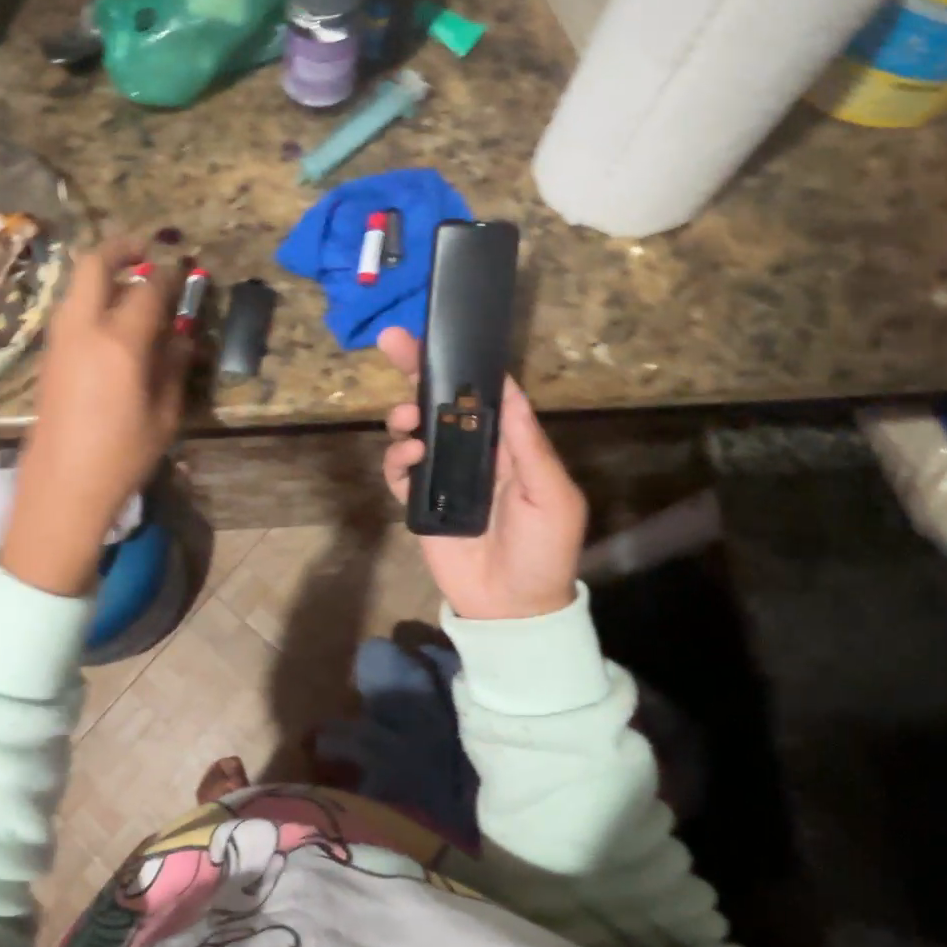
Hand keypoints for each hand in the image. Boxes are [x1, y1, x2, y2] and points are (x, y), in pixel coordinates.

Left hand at [0, 239, 191, 594]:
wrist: (62, 488)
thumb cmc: (121, 457)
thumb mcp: (163, 415)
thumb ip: (174, 368)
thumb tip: (181, 339)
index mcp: (119, 342)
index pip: (148, 288)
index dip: (170, 275)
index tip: (185, 271)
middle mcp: (83, 329)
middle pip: (95, 265)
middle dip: (122, 249)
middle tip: (146, 250)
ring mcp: (59, 342)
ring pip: (77, 286)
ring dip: (103, 276)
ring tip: (132, 288)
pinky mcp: (47, 359)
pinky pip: (70, 312)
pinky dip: (90, 301)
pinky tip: (112, 324)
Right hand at [377, 326, 586, 619]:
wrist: (511, 608)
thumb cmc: (543, 550)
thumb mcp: (552, 496)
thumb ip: (528, 445)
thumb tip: (508, 390)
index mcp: (508, 448)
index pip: (481, 396)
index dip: (461, 367)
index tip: (440, 338)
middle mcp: (471, 456)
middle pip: (440, 405)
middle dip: (417, 372)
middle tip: (394, 343)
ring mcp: (442, 479)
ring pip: (414, 432)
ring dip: (405, 416)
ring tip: (406, 419)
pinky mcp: (418, 504)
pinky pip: (399, 471)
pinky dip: (395, 458)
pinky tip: (406, 458)